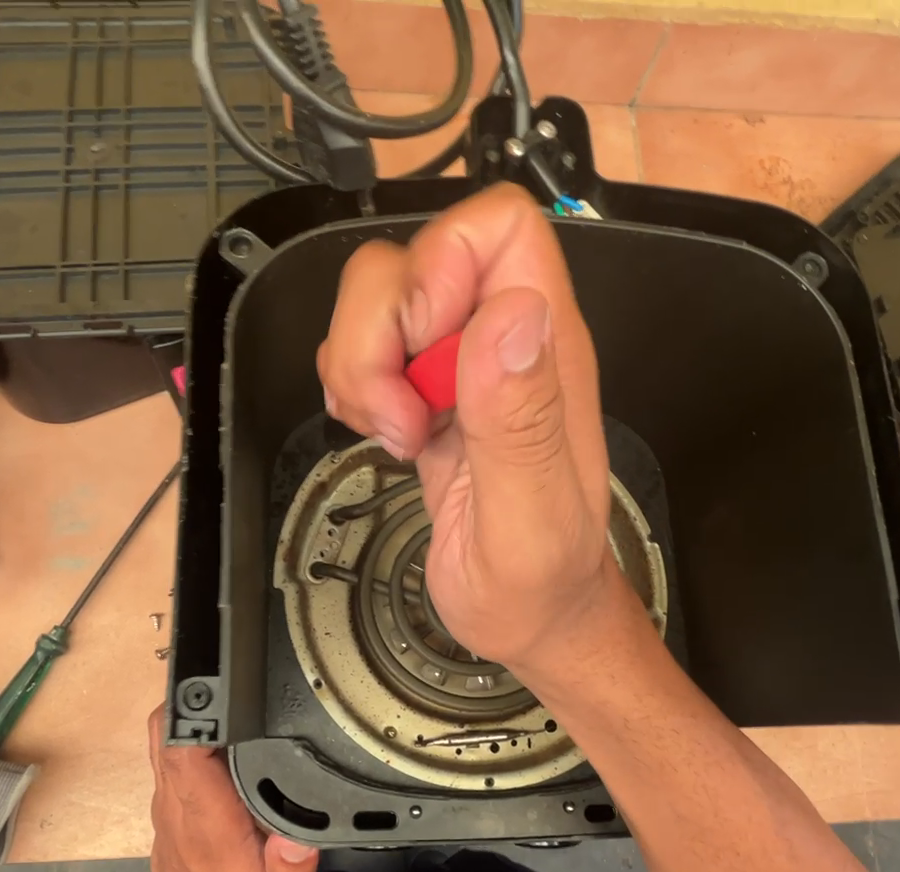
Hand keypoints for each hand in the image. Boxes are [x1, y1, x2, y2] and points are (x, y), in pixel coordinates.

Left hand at [145, 703, 318, 871]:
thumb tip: (300, 838)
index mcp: (207, 822)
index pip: (185, 753)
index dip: (199, 716)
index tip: (227, 689)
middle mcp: (177, 804)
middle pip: (164, 731)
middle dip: (191, 696)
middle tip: (234, 676)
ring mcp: (165, 801)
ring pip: (160, 736)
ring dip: (186, 709)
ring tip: (231, 692)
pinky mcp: (165, 802)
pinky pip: (166, 752)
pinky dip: (185, 730)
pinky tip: (221, 724)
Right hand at [316, 183, 630, 674]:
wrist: (530, 615)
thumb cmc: (538, 585)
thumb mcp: (530, 522)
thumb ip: (521, 421)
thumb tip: (512, 313)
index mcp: (546, 352)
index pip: (498, 229)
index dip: (439, 265)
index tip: (419, 353)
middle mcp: (502, 341)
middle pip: (413, 258)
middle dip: (375, 335)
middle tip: (399, 419)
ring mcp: (460, 364)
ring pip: (377, 300)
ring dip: (358, 367)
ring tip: (395, 435)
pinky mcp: (426, 391)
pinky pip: (364, 348)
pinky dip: (353, 388)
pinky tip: (386, 436)